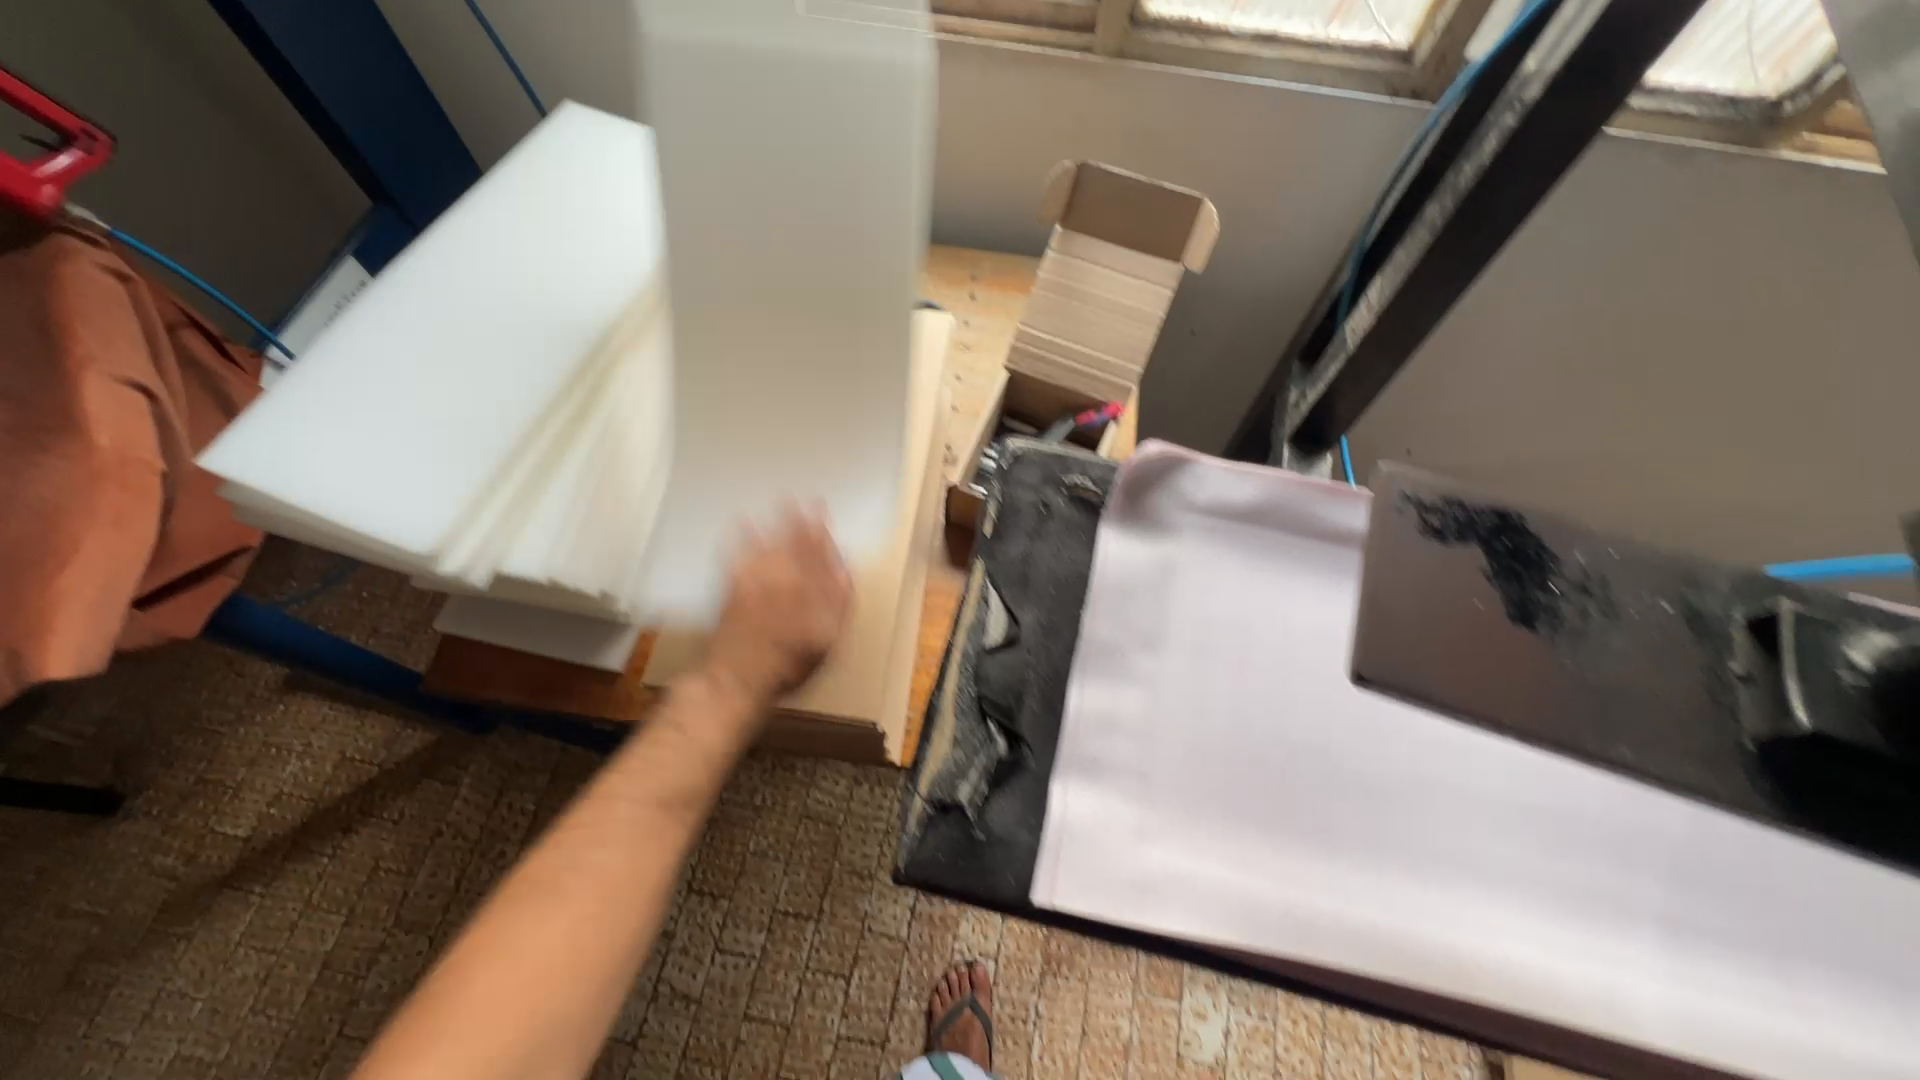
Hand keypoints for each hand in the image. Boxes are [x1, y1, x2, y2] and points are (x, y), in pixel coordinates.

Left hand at [702, 503, 853, 707]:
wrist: (737, 679)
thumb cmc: (787, 666)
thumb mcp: (825, 642)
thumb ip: (838, 605)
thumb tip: (845, 571)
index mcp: (808, 593)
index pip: (820, 556)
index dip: (824, 535)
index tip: (826, 515)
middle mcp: (782, 580)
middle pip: (795, 545)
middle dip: (802, 521)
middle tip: (807, 500)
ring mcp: (755, 581)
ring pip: (771, 544)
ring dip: (777, 522)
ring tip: (784, 500)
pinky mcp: (732, 587)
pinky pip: (736, 554)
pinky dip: (739, 537)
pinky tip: (740, 521)